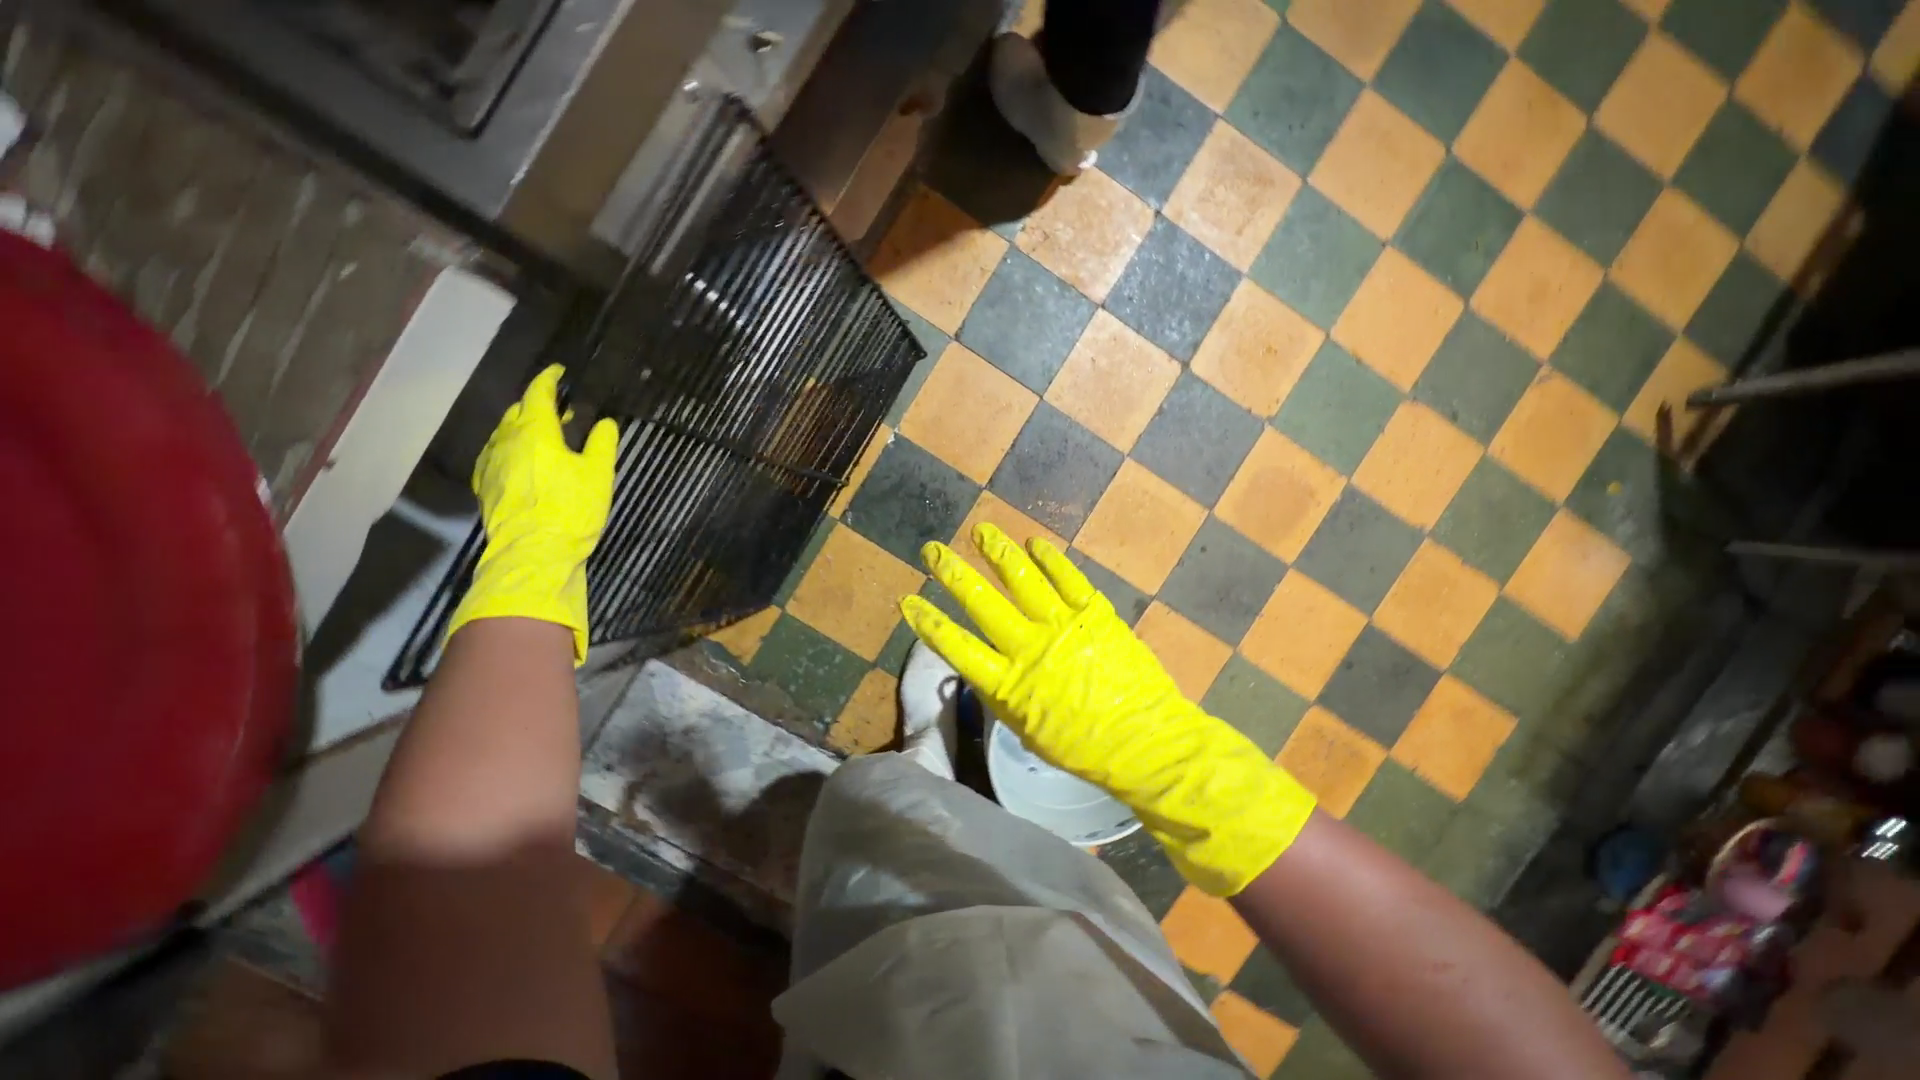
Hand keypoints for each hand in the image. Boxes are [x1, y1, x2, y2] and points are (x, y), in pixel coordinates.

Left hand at [445, 364, 619, 664]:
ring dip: (522, 429)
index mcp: (535, 430)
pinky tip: (521, 463)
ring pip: (504, 434)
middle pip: (517, 411)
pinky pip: (496, 457)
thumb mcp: (599, 474)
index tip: (559, 372)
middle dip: (535, 405)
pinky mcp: (486, 487)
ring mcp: (492, 464)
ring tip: (543, 437)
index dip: (549, 379)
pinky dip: (510, 451)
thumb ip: (602, 443)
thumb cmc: (571, 509)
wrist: (534, 553)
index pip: (538, 393)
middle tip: (558, 410)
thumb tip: (604, 422)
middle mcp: (506, 440)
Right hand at [900, 524, 1315, 895]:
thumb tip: (983, 668)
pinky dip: (1051, 560)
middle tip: (934, 550)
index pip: (958, 647)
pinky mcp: (1095, 615)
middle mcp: (1029, 649)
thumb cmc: (1081, 748)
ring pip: (1024, 580)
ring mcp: (1063, 627)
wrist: (1143, 742)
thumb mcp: (1027, 731)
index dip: (929, 623)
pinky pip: (1069, 579)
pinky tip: (1035, 544)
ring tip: (982, 531)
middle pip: (983, 603)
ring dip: (1000, 553)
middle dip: (954, 573)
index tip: (909, 600)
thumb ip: (1001, 695)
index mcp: (1008, 685)